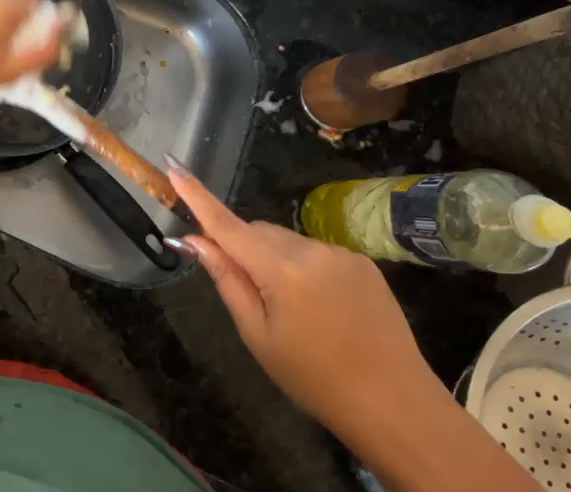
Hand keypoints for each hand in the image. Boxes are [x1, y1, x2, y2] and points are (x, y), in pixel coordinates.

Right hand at [166, 165, 441, 436]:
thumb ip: (227, 280)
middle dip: (243, 248)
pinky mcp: (363, 261)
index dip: (197, 196)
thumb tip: (195, 240)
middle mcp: (312, 249)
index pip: (227, 224)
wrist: (396, 404)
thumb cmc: (315, 379)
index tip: (174, 165)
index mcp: (282, 270)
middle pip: (258, 232)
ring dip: (275, 260)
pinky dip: (304, 268)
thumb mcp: (258, 336)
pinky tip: (321, 307)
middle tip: (249, 295)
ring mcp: (341, 253)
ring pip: (286, 242)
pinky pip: (316, 252)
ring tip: (294, 311)